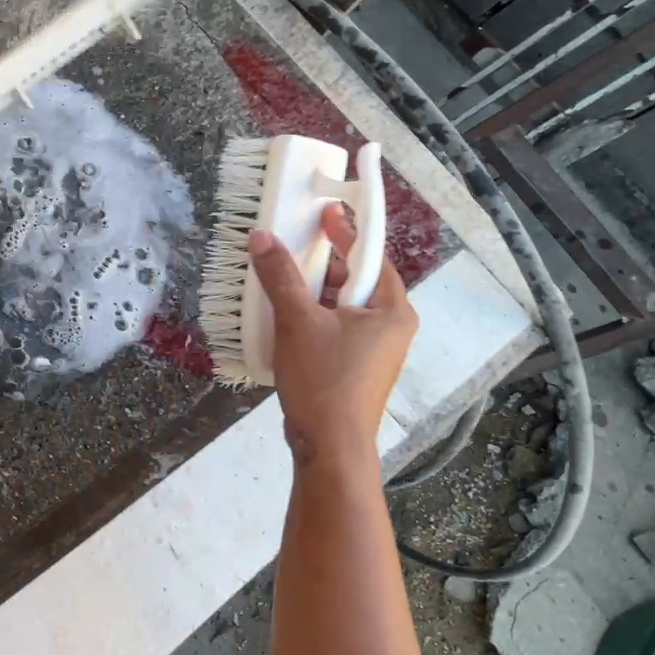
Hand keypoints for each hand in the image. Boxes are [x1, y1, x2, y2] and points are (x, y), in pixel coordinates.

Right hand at [250, 202, 416, 463]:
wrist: (330, 442)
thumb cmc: (324, 378)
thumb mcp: (298, 321)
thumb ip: (280, 276)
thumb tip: (261, 236)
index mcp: (393, 310)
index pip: (372, 257)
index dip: (347, 233)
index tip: (325, 212)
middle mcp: (391, 327)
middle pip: (354, 282)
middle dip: (322, 266)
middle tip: (290, 251)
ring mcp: (373, 350)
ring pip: (340, 308)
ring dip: (310, 294)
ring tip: (278, 285)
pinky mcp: (352, 368)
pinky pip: (332, 329)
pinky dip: (309, 318)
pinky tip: (281, 322)